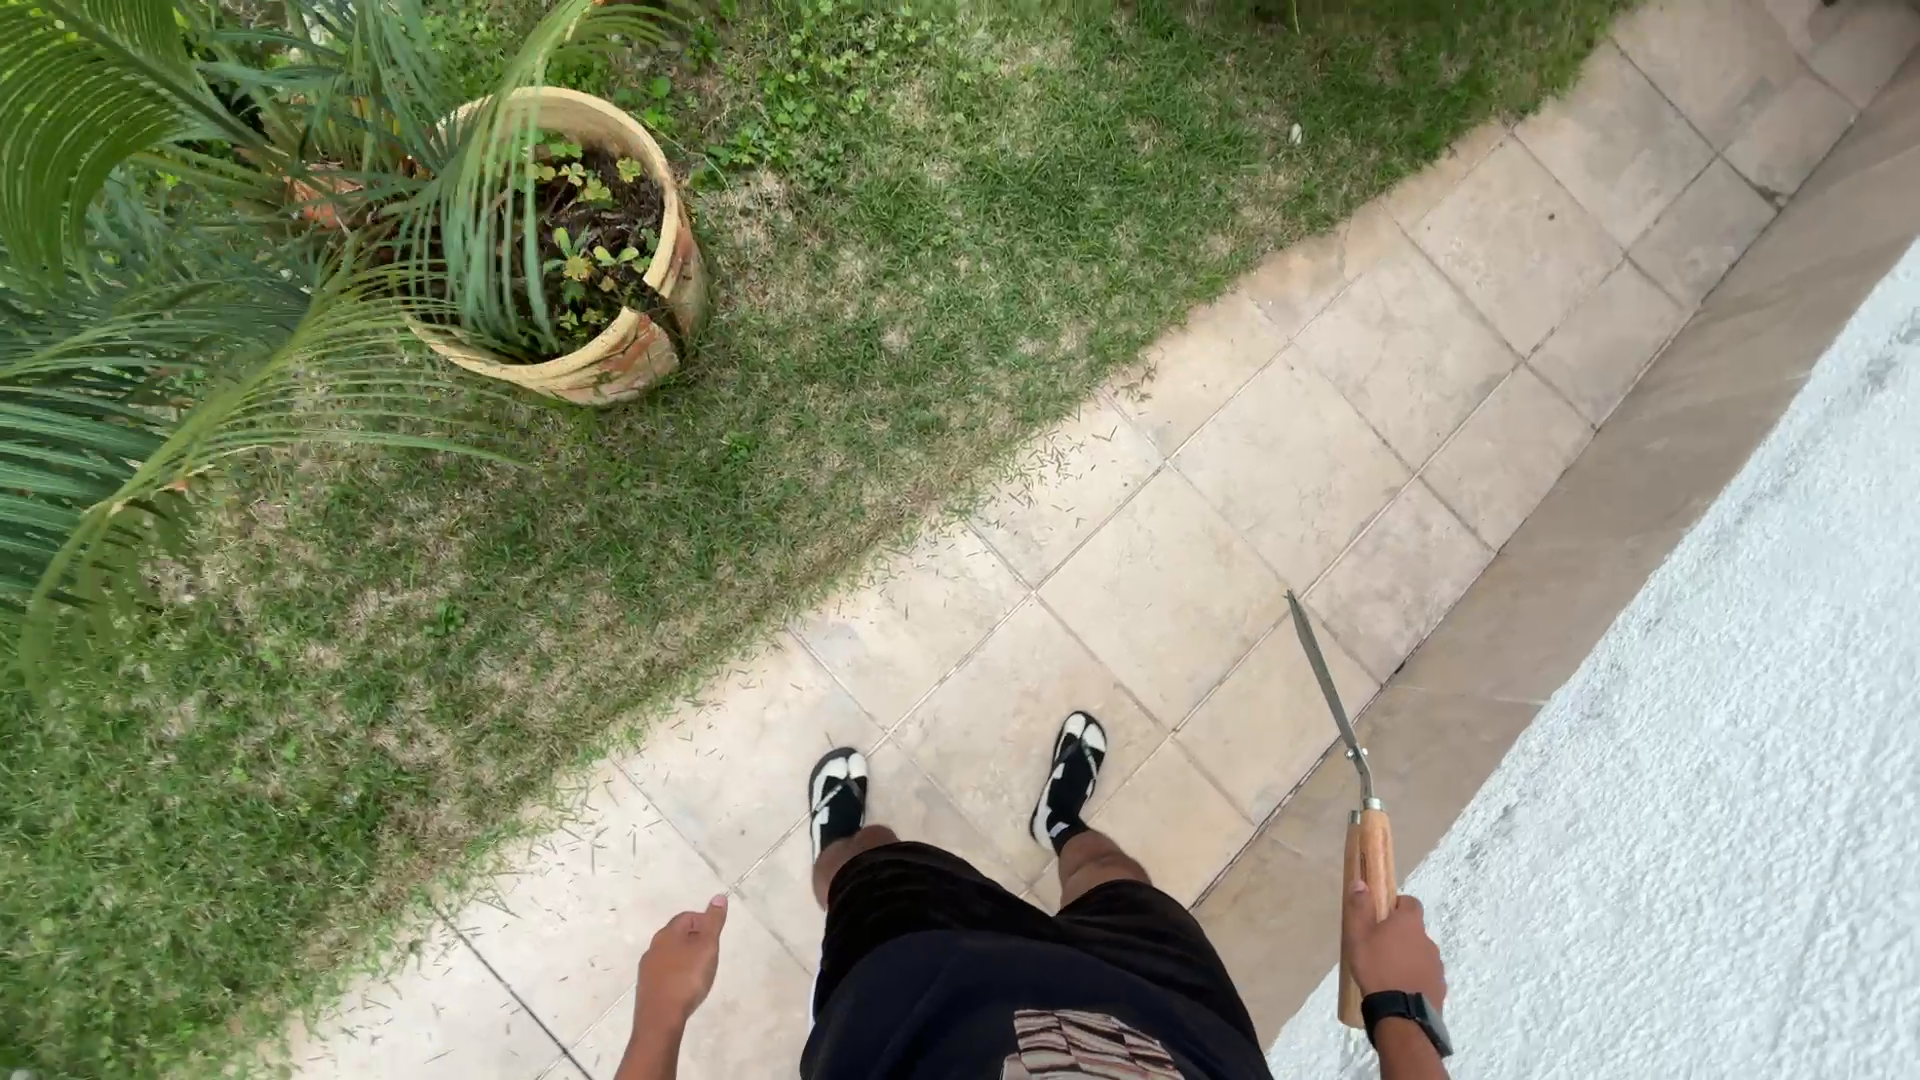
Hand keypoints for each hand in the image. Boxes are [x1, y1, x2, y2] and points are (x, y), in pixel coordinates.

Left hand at [635, 894, 728, 1026]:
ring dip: (685, 958)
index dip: (704, 922)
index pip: (687, 917)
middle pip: (677, 935)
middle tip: (710, 954)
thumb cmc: (687, 978)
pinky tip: (685, 987)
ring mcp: (647, 970)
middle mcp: (653, 947)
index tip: (715, 938)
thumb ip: (714, 922)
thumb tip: (719, 897)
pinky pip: (664, 973)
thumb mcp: (708, 947)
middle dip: (695, 940)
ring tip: (700, 972)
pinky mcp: (646, 989)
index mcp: (667, 934)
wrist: (660, 1021)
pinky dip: (676, 974)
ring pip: (670, 955)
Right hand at [1342, 879, 1444, 1005]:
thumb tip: (1362, 882)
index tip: (1382, 914)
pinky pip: (1425, 973)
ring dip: (1408, 955)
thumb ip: (1360, 907)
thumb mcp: (1358, 934)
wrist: (1401, 1014)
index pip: (1411, 902)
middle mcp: (1428, 941)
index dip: (1397, 904)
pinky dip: (1415, 975)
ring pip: (1420, 952)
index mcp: (1409, 924)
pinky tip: (1399, 986)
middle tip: (1379, 944)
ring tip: (1388, 969)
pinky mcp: (1440, 988)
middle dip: (1400, 933)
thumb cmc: (1376, 967)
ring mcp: (1437, 966)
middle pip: (1415, 930)